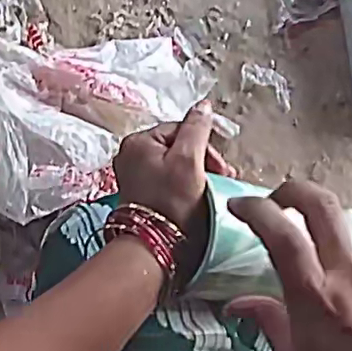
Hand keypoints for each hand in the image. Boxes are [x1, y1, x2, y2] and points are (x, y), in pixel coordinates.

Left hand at [113, 101, 232, 231]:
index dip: (205, 146)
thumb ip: (197, 129)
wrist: (155, 244)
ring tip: (209, 188)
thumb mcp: (189, 160)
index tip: (221, 167)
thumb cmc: (171, 203)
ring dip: (195, 172)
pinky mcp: (140, 193)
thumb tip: (204, 106)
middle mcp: (130, 154)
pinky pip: (167, 178)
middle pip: (177, 146)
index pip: (180, 129)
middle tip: (219, 178)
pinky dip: (183, 184)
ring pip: (174, 163)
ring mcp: (134, 175)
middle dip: (201, 159)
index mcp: (138, 141)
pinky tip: (195, 195)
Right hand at [225, 182, 351, 350]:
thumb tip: (236, 304)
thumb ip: (267, 320)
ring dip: (325, 248)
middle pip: (322, 205)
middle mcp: (350, 275)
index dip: (257, 211)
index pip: (282, 234)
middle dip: (293, 190)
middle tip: (278, 200)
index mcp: (317, 297)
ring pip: (343, 238)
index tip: (241, 208)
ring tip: (327, 288)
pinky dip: (350, 271)